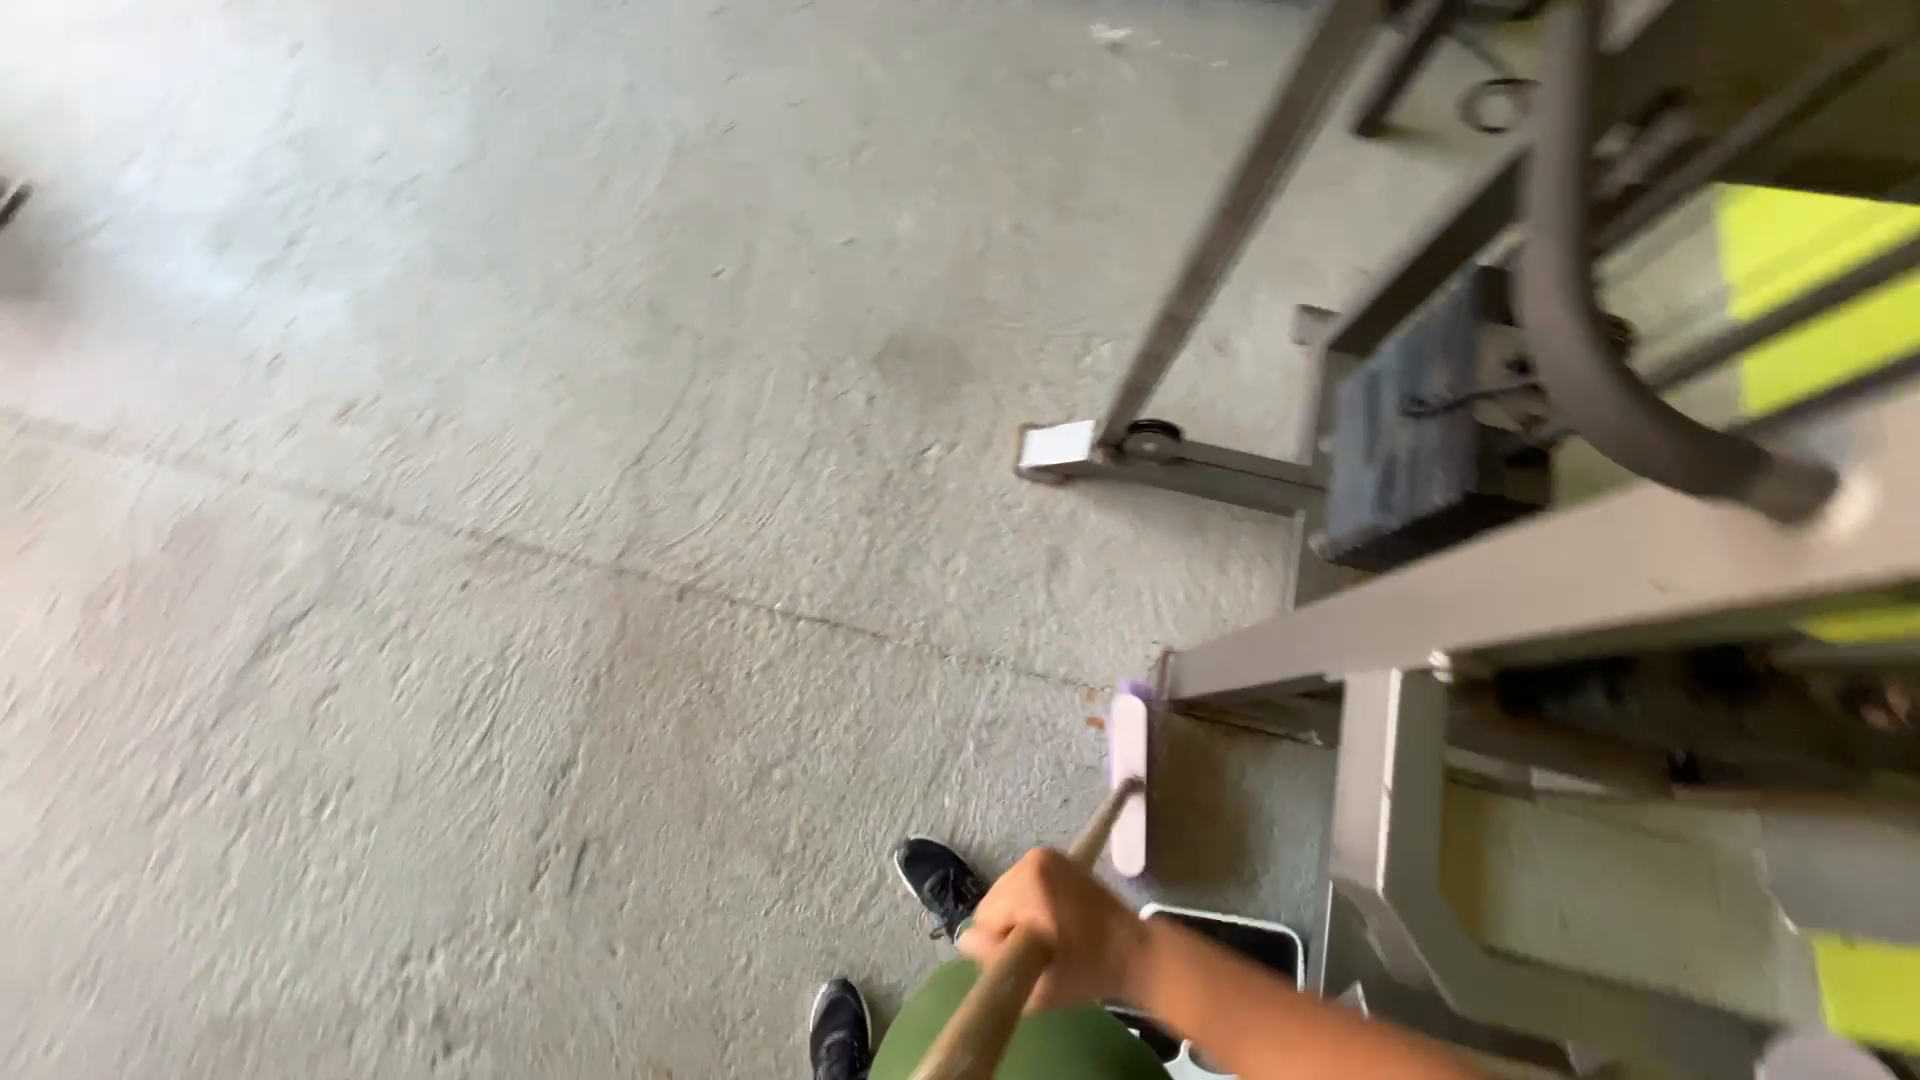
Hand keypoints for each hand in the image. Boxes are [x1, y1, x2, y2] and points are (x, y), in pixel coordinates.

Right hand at [956, 847, 1147, 1011]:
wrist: (1134, 950)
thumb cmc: (1089, 969)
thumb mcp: (1039, 983)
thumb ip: (994, 962)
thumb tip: (964, 941)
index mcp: (1029, 882)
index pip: (986, 917)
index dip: (1000, 945)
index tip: (1028, 960)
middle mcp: (1033, 859)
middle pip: (996, 900)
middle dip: (1008, 927)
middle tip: (1038, 951)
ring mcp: (1046, 854)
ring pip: (1008, 892)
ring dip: (1018, 915)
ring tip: (1048, 936)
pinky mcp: (1057, 857)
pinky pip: (1024, 883)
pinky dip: (1030, 902)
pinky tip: (1052, 920)